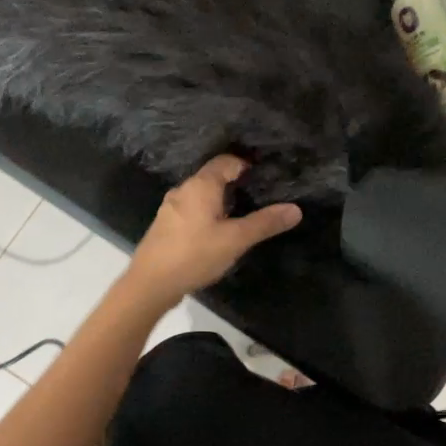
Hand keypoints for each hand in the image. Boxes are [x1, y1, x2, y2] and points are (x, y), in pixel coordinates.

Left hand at [123, 155, 302, 307]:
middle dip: (234, 186)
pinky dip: (206, 217)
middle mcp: (183, 190)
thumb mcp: (235, 240)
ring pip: (200, 197)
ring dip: (219, 203)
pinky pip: (191, 213)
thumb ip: (264, 223)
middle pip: (212, 178)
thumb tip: (295, 209)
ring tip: (240, 219)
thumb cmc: (194, 255)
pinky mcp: (165, 227)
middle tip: (258, 200)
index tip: (264, 178)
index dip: (246, 166)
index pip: (226, 162)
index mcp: (201, 186)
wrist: (150, 284)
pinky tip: (215, 235)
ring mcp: (170, 209)